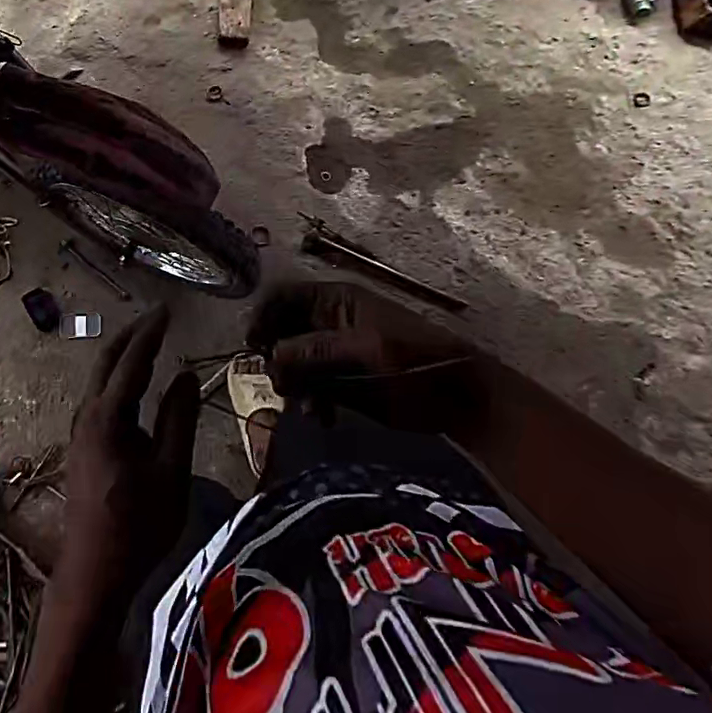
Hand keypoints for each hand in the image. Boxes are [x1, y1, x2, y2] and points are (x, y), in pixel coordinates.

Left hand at [59, 307, 198, 600]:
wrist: (93, 573)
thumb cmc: (138, 526)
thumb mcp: (171, 472)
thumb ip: (180, 420)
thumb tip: (186, 376)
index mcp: (108, 419)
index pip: (132, 361)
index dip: (151, 332)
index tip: (168, 310)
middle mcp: (87, 417)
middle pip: (107, 361)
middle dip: (131, 334)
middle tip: (158, 318)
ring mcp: (80, 432)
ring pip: (99, 379)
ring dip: (123, 354)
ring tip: (149, 341)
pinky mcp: (81, 446)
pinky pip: (99, 397)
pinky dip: (118, 378)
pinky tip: (135, 385)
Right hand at [247, 281, 484, 430]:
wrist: (457, 397)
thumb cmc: (415, 358)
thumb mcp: (365, 348)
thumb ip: (315, 350)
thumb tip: (270, 358)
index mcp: (334, 300)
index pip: (283, 296)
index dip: (263, 315)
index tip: (254, 344)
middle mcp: (327, 323)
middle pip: (281, 331)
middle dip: (276, 356)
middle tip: (282, 382)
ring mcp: (332, 353)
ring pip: (290, 363)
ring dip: (291, 384)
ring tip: (306, 406)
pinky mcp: (338, 382)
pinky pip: (308, 387)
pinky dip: (307, 401)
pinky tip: (320, 416)